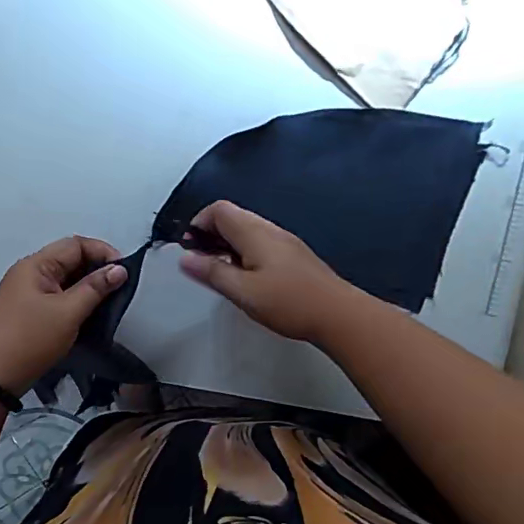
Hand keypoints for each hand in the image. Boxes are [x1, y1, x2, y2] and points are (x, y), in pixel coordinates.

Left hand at [0, 236, 126, 391]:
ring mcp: (27, 293)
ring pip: (65, 279)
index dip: (103, 252)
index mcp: (36, 265)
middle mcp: (30, 272)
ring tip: (109, 302)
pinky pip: (58, 296)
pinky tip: (89, 314)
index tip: (125, 272)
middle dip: (97, 269)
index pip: (76, 245)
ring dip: (88, 286)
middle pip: (70, 259)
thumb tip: (119, 269)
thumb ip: (95, 288)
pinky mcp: (28, 311)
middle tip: (120, 288)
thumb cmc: (30, 339)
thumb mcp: (68, 313)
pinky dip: (76, 300)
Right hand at [178, 200, 363, 342]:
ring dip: (228, 245)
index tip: (189, 248)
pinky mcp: (294, 256)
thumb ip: (213, 272)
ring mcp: (285, 242)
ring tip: (221, 272)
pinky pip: (262, 244)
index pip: (218, 210)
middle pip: (233, 217)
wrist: (337, 313)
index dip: (198, 224)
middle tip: (201, 262)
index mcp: (254, 232)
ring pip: (248, 231)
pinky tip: (247, 278)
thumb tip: (186, 259)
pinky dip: (245, 253)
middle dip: (211, 234)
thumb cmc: (290, 302)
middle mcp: (270, 230)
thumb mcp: (243, 291)